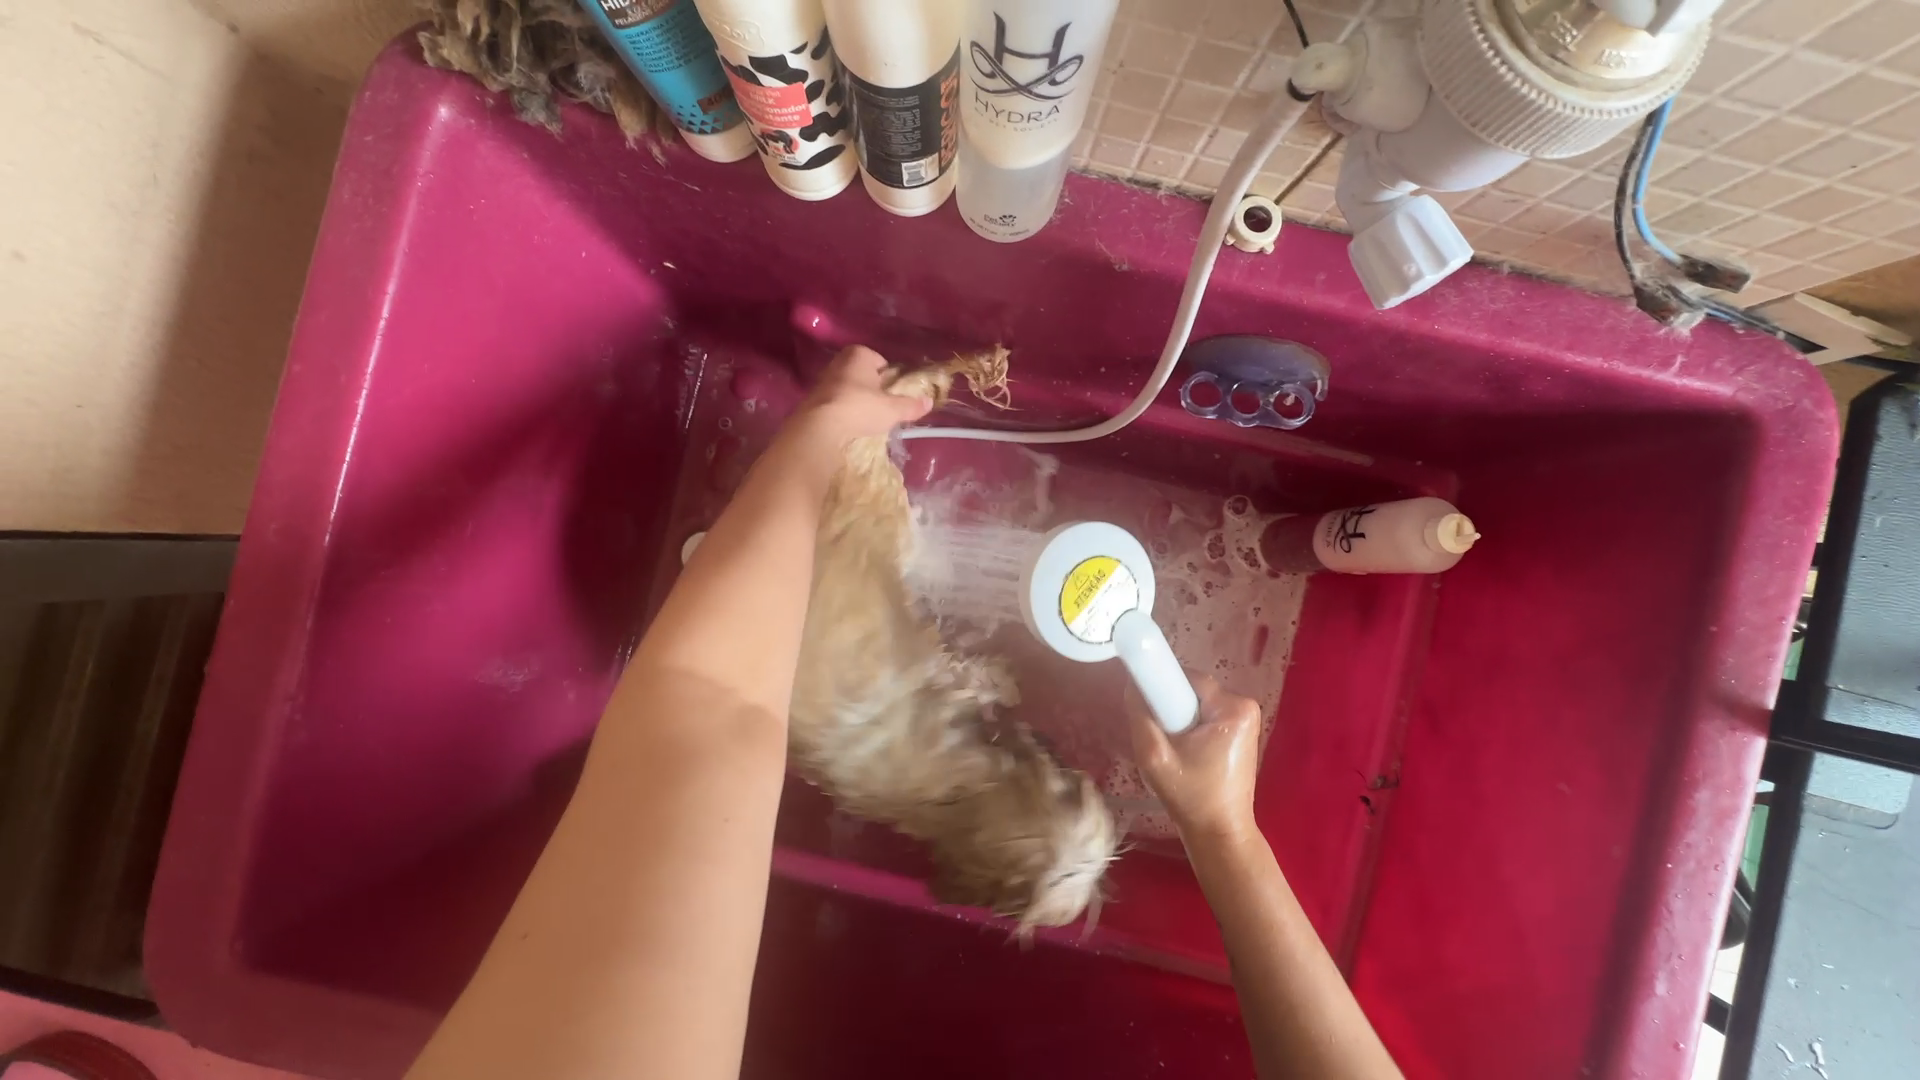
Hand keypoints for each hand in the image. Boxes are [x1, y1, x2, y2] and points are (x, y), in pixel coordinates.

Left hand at [787, 346, 932, 447]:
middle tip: (881, 408)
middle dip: (872, 389)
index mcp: (859, 354)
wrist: (820, 427)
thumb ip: (911, 405)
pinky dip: (842, 410)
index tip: (893, 395)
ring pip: (848, 387)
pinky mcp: (812, 398)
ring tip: (865, 419)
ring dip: (856, 400)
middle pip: (863, 374)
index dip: (889, 378)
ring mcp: (823, 379)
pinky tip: (848, 424)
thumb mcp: (892, 409)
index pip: (880, 362)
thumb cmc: (860, 408)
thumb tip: (929, 402)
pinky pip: (835, 401)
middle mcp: (839, 361)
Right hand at [1127, 674, 1262, 843]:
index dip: (1162, 688)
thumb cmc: (1190, 796)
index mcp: (1233, 708)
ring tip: (1170, 748)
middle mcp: (1244, 707)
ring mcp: (1244, 719)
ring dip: (1178, 718)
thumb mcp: (1153, 757)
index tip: (1148, 710)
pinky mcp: (1239, 731)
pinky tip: (1183, 752)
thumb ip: (1140, 716)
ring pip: (1195, 702)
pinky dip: (1189, 726)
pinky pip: (1204, 714)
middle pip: (1191, 689)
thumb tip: (1131, 685)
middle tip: (1159, 736)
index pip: (1187, 678)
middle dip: (1169, 707)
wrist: (1219, 832)